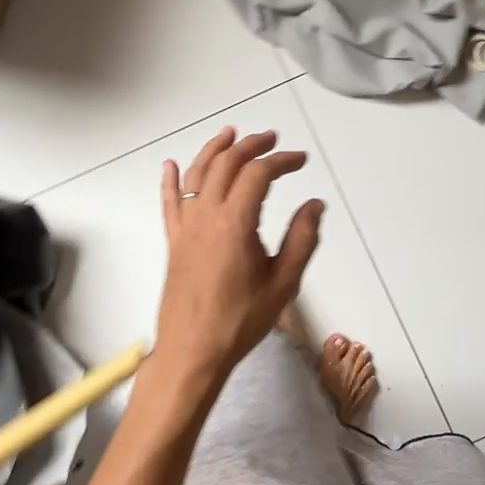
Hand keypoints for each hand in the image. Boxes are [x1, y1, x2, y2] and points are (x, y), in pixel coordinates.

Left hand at [151, 128, 323, 388]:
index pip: (258, 174)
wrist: (192, 350)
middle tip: (272, 139)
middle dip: (250, 146)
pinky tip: (169, 165)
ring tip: (230, 134)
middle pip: (226, 164)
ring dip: (214, 150)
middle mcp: (206, 216)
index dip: (281, 161)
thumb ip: (301, 239)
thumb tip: (315, 205)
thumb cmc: (240, 321)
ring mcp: (185, 227)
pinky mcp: (173, 241)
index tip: (300, 160)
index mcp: (235, 223)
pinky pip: (169, 202)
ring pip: (196, 174)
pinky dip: (170, 180)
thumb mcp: (282, 284)